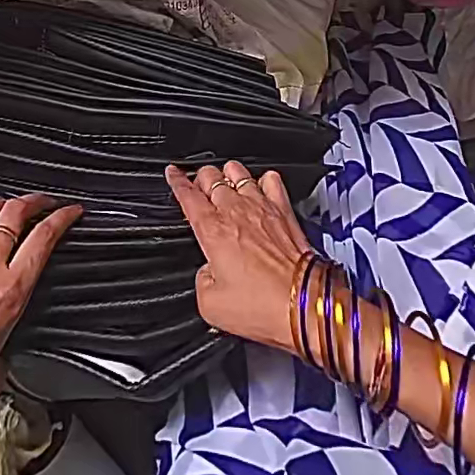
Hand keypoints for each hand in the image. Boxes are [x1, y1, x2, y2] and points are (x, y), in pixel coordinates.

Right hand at [167, 161, 314, 353]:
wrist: (302, 302)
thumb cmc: (262, 304)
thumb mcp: (210, 304)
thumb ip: (202, 279)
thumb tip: (209, 271)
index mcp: (212, 230)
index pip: (187, 194)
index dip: (176, 181)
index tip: (173, 174)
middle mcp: (235, 211)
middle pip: (210, 175)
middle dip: (200, 177)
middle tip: (198, 186)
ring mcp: (261, 207)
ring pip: (237, 170)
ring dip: (227, 174)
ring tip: (224, 182)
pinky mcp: (283, 210)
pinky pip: (270, 179)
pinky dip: (261, 180)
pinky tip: (259, 188)